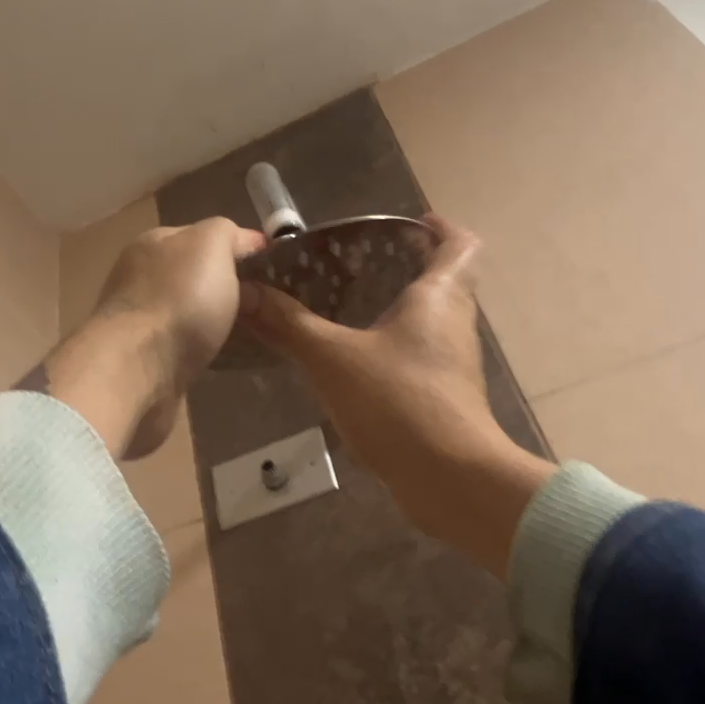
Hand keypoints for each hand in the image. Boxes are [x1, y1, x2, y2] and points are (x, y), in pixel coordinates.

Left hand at [40, 217, 263, 458]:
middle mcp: (142, 280)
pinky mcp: (146, 362)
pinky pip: (185, 350)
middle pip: (195, 278)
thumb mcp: (210, 244)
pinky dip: (205, 353)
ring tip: (255, 337)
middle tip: (268, 308)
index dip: (238, 249)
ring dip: (217, 324)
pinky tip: (226, 361)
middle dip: (229, 290)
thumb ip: (228, 233)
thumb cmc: (177, 301)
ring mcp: (141, 323)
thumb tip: (247, 241)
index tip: (273, 270)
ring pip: (190, 316)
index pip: (202, 237)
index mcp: (153, 245)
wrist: (136, 371)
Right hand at [241, 215, 553, 577]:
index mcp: (439, 297)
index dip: (439, 228)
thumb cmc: (399, 402)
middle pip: (444, 283)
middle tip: (358, 269)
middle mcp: (454, 325)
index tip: (409, 225)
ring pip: (430, 326)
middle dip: (407, 270)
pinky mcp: (444, 402)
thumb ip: (288, 325)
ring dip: (397, 315)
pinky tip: (354, 370)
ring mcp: (453, 367)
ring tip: (346, 315)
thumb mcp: (332, 358)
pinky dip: (392, 355)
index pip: (459, 244)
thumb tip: (244, 294)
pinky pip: (418, 362)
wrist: (449, 478)